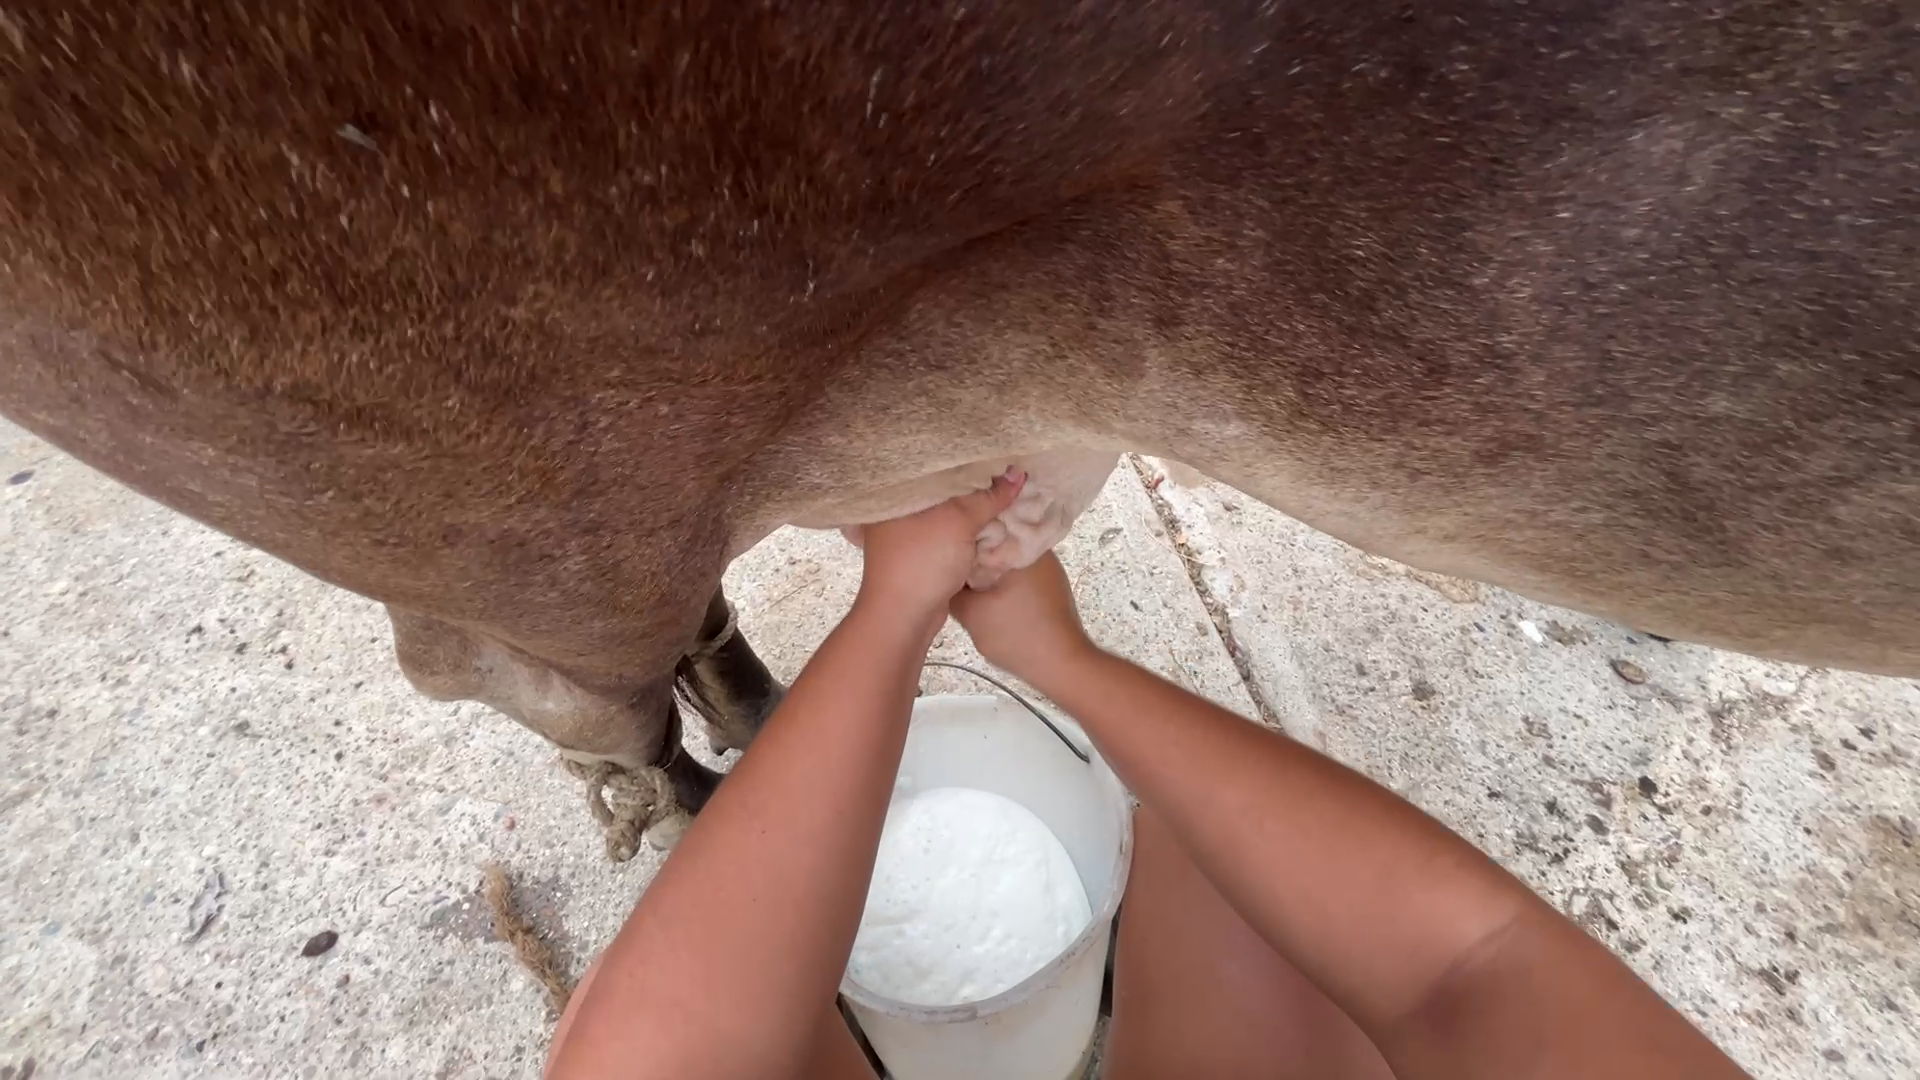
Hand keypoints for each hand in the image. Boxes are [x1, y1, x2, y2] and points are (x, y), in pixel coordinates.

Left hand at [854, 470, 1025, 627]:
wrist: (903, 617)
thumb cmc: (922, 561)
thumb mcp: (959, 522)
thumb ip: (989, 497)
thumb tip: (1020, 473)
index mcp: (897, 492)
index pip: (935, 464)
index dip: (966, 457)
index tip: (996, 449)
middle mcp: (900, 509)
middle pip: (944, 488)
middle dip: (975, 484)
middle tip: (1008, 466)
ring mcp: (910, 533)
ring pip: (950, 512)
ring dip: (975, 508)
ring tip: (1007, 487)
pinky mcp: (923, 553)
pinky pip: (951, 533)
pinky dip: (969, 528)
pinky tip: (994, 518)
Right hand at [950, 552, 1095, 687]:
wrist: (1061, 665)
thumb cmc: (1017, 635)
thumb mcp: (971, 614)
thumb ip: (952, 591)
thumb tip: (943, 578)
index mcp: (1022, 547)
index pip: (982, 530)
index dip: (958, 540)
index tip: (941, 553)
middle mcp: (1039, 551)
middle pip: (995, 545)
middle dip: (972, 558)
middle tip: (949, 571)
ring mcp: (1048, 569)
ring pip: (1006, 561)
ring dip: (987, 572)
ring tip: (966, 585)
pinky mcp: (1049, 587)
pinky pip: (1018, 574)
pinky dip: (1003, 582)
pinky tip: (989, 597)